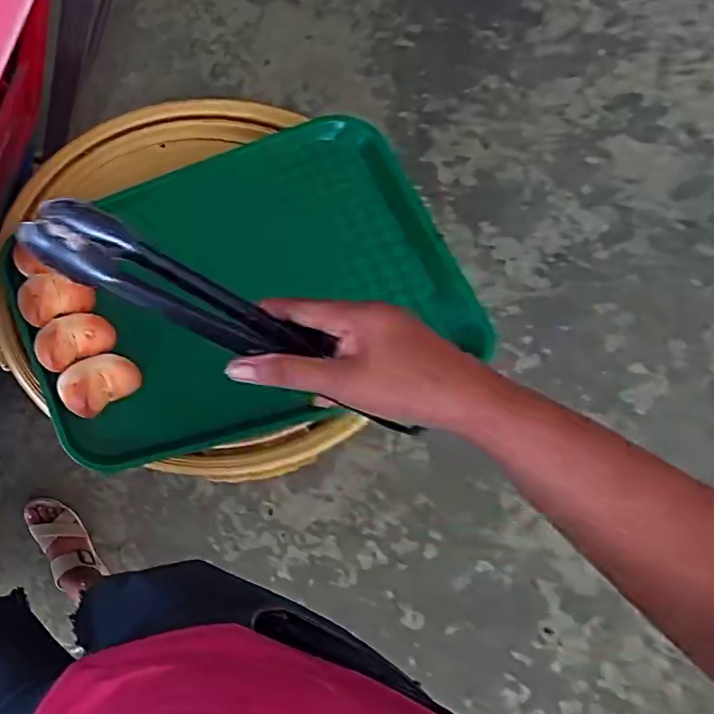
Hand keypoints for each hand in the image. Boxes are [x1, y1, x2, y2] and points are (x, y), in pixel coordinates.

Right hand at [225, 300, 514, 431]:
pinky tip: (341, 392)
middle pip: (315, 324)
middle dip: (292, 347)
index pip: (296, 307)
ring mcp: (391, 328)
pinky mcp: (403, 346)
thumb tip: (235, 367)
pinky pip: (356, 350)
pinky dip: (340, 367)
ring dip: (317, 362)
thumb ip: (285, 372)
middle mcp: (372, 313)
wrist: (478, 406)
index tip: (238, 330)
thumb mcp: (338, 382)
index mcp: (355, 313)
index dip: (264, 316)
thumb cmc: (405, 389)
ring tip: (309, 388)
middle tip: (272, 371)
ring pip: (336, 341)